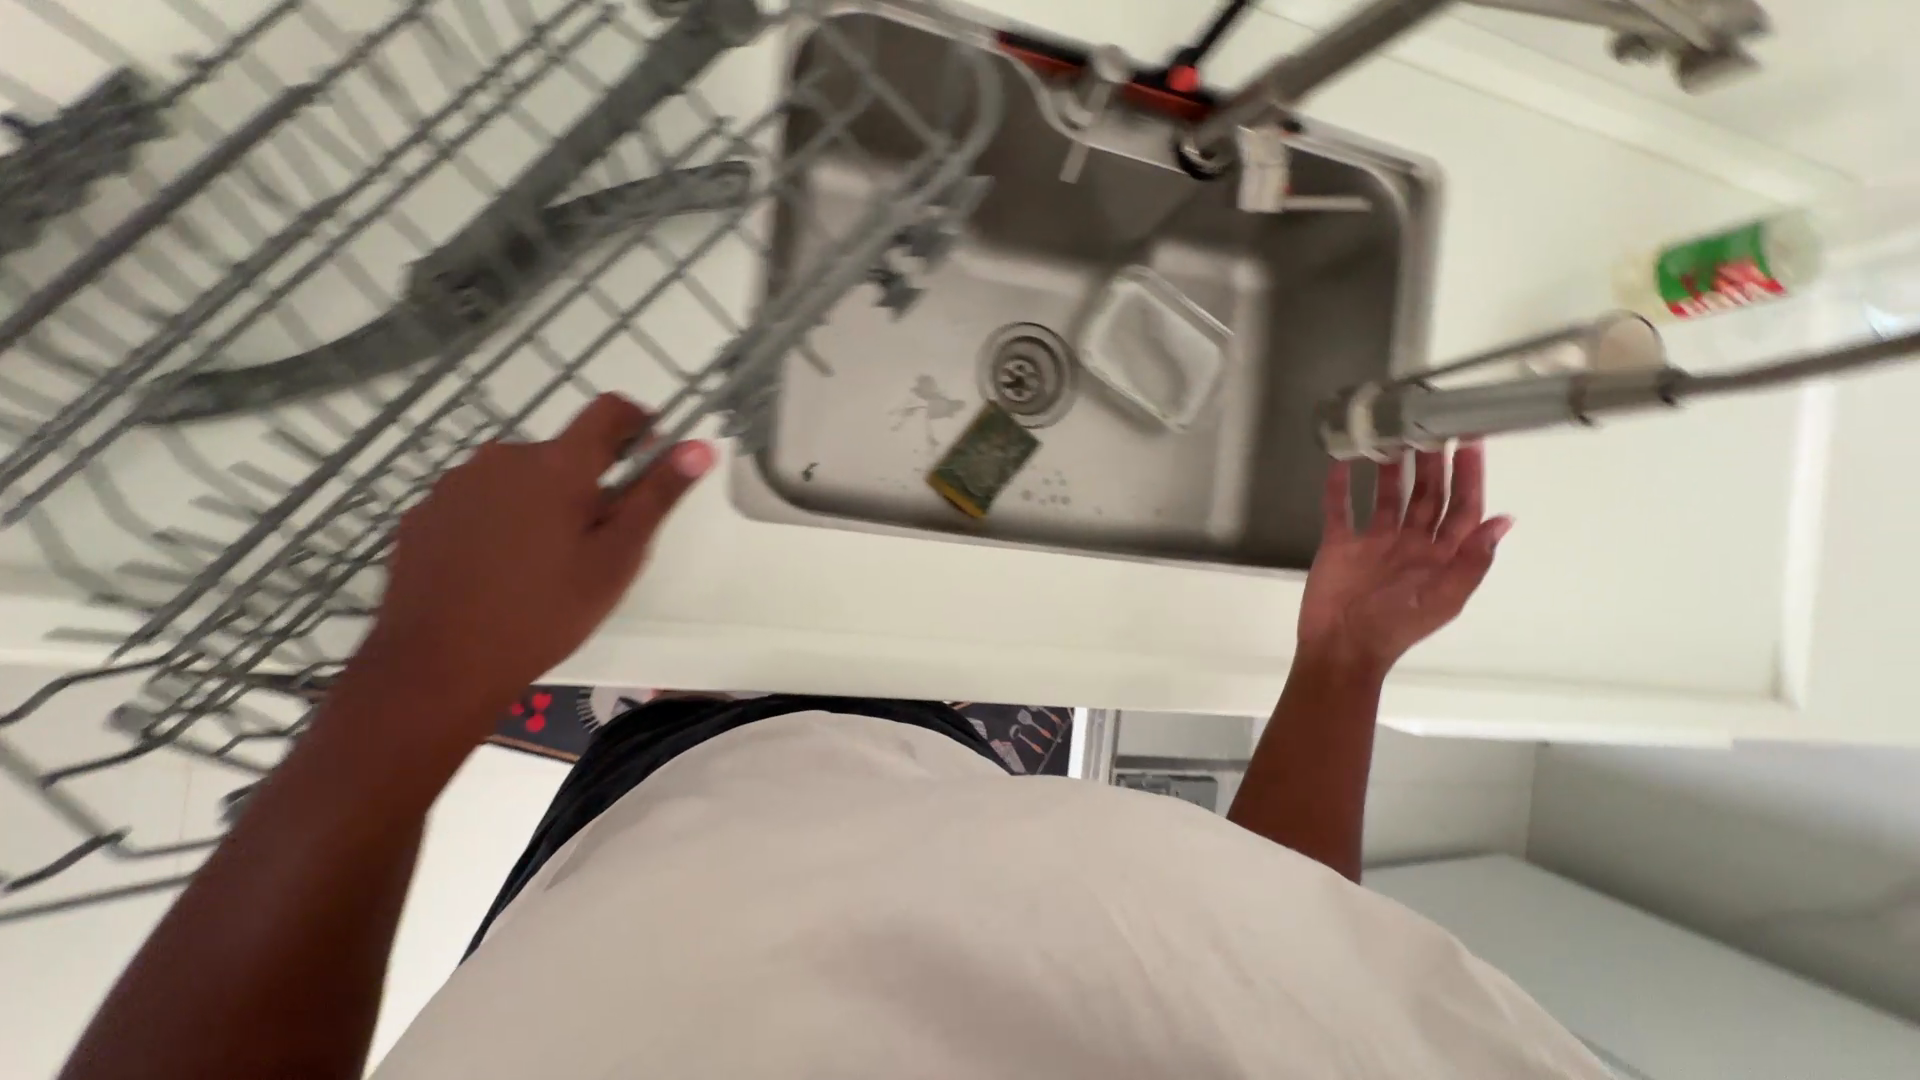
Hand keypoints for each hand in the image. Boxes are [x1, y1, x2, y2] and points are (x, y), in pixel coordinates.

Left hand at [348, 394, 713, 735]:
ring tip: (544, 563)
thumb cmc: (546, 611)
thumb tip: (699, 447)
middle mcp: (503, 458)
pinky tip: (498, 571)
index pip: (609, 410)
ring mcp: (455, 484)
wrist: (438, 665)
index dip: (638, 423)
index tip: (648, 458)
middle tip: (597, 543)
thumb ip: (657, 496)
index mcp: (558, 465)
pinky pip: (479, 502)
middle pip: (563, 452)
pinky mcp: (424, 513)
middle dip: (588, 483)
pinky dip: (500, 522)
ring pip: (519, 478)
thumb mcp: (617, 558)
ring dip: (542, 502)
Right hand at [1297, 442, 1510, 679]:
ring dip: (1389, 470)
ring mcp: (1373, 542)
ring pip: (1386, 496)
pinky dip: (1339, 487)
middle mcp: (1410, 543)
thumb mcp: (1442, 599)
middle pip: (1426, 496)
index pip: (1462, 508)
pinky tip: (1341, 463)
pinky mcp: (1339, 544)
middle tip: (1431, 429)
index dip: (1470, 477)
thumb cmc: (1394, 627)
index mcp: (1440, 556)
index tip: (1472, 443)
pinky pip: (1340, 509)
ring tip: (1391, 438)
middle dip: (1432, 464)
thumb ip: (1471, 561)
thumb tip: (1503, 521)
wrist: (1340, 648)